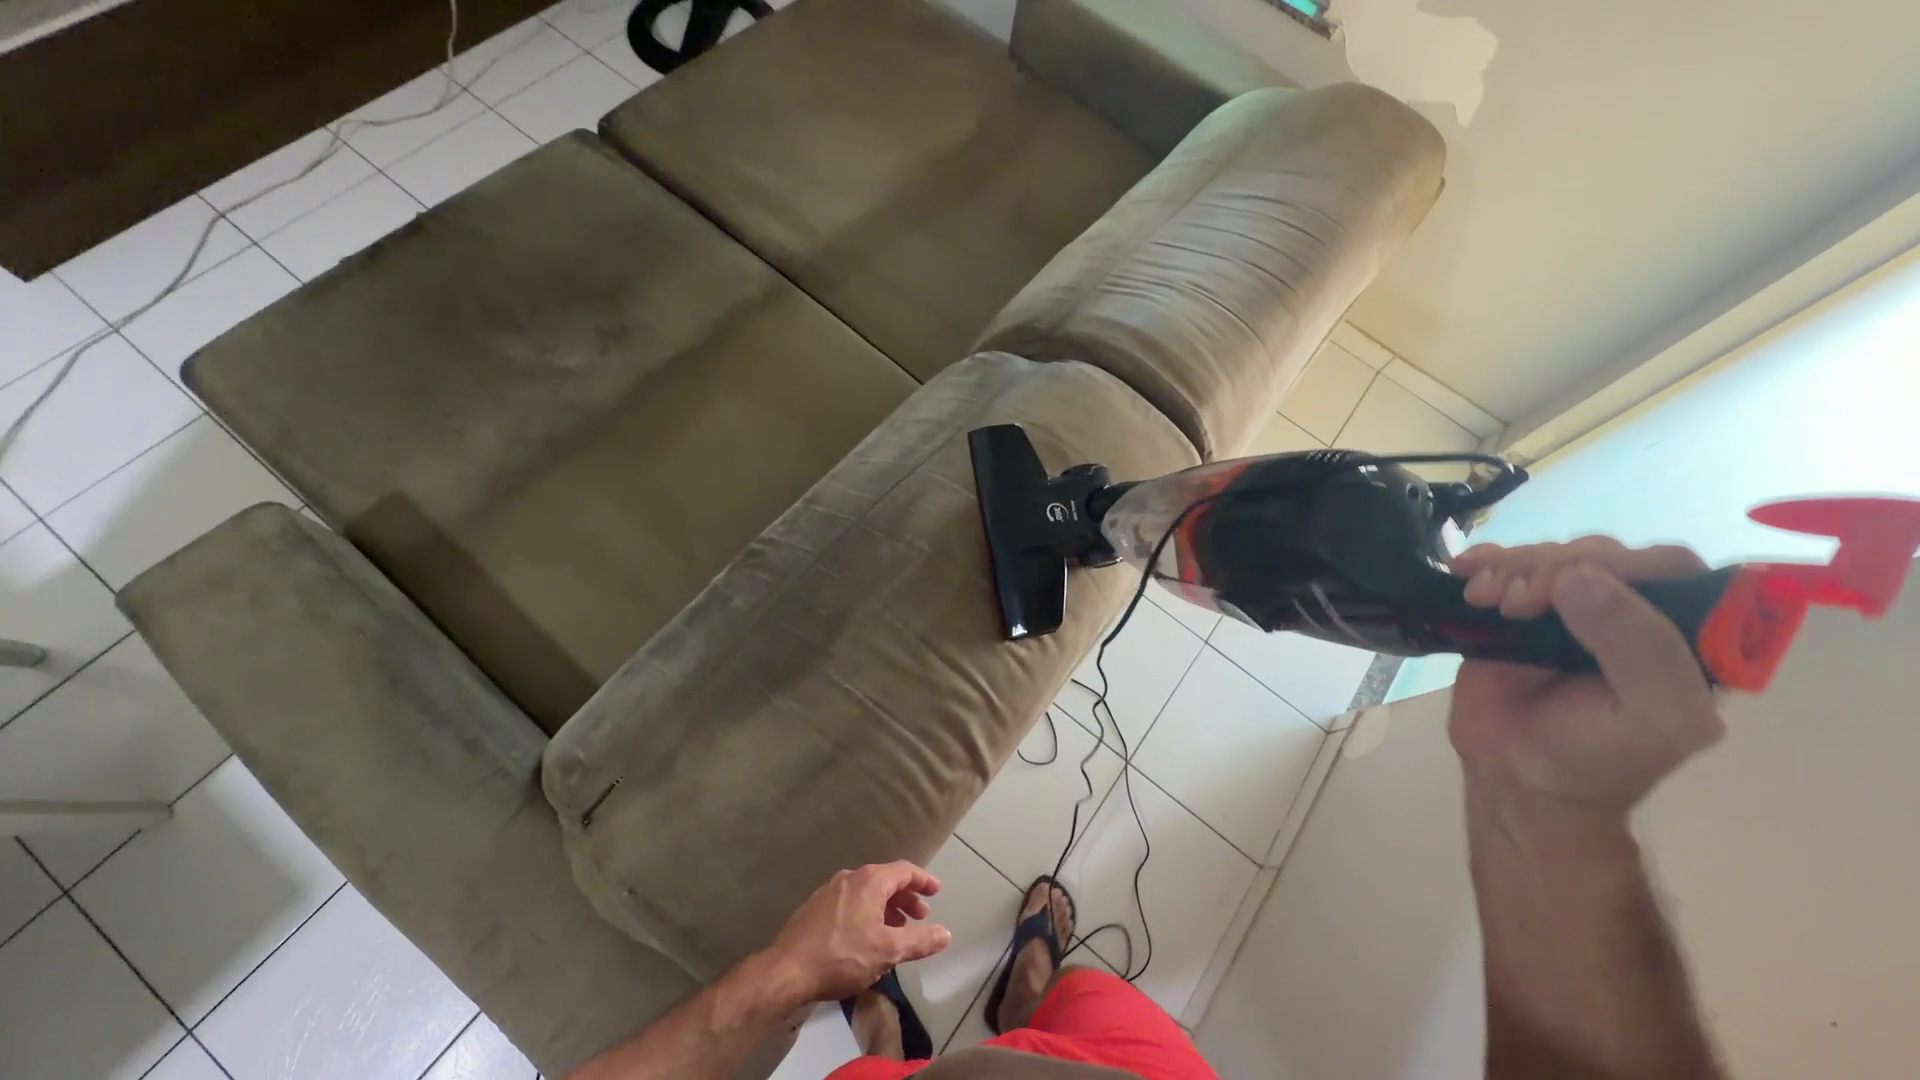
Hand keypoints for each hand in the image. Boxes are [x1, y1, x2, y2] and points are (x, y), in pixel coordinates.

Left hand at [757, 862, 951, 1005]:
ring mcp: (829, 892)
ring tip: (897, 931)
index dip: (923, 880)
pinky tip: (867, 938)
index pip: (904, 870)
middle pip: (885, 880)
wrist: (786, 971)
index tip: (936, 891)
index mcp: (869, 881)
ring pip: (867, 893)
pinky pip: (851, 903)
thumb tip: (945, 933)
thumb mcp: (888, 951)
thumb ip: (919, 940)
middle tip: (920, 917)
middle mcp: (849, 878)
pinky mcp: (815, 909)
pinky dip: (867, 913)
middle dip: (906, 898)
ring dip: (886, 908)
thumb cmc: (842, 956)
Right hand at [1448, 537, 1725, 813]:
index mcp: (1685, 635)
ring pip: (1551, 555)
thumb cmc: (1599, 757)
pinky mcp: (1514, 612)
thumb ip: (1642, 648)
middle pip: (1603, 555)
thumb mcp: (1655, 716)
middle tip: (1519, 603)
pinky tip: (1466, 574)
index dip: (1624, 564)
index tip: (1573, 583)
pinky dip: (1483, 562)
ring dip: (1513, 566)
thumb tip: (1579, 579)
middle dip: (1554, 567)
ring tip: (1486, 599)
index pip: (1671, 569)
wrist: (1516, 781)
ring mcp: (1567, 610)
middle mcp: (1629, 614)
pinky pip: (1504, 566)